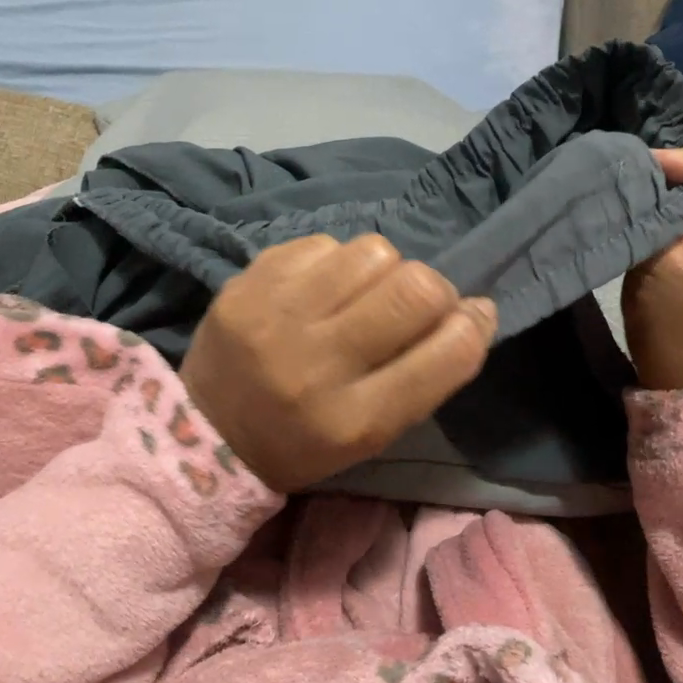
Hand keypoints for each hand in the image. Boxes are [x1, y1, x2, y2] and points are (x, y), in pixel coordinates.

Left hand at [180, 233, 497, 492]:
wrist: (206, 431)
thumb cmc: (305, 440)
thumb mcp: (373, 434)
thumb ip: (428, 375)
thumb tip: (476, 309)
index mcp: (355, 420)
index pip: (447, 353)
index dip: (474, 324)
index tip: (472, 315)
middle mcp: (316, 366)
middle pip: (414, 289)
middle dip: (434, 289)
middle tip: (419, 303)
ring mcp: (276, 316)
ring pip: (373, 252)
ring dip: (385, 269)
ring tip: (365, 294)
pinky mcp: (248, 282)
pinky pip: (325, 242)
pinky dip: (337, 262)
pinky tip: (322, 288)